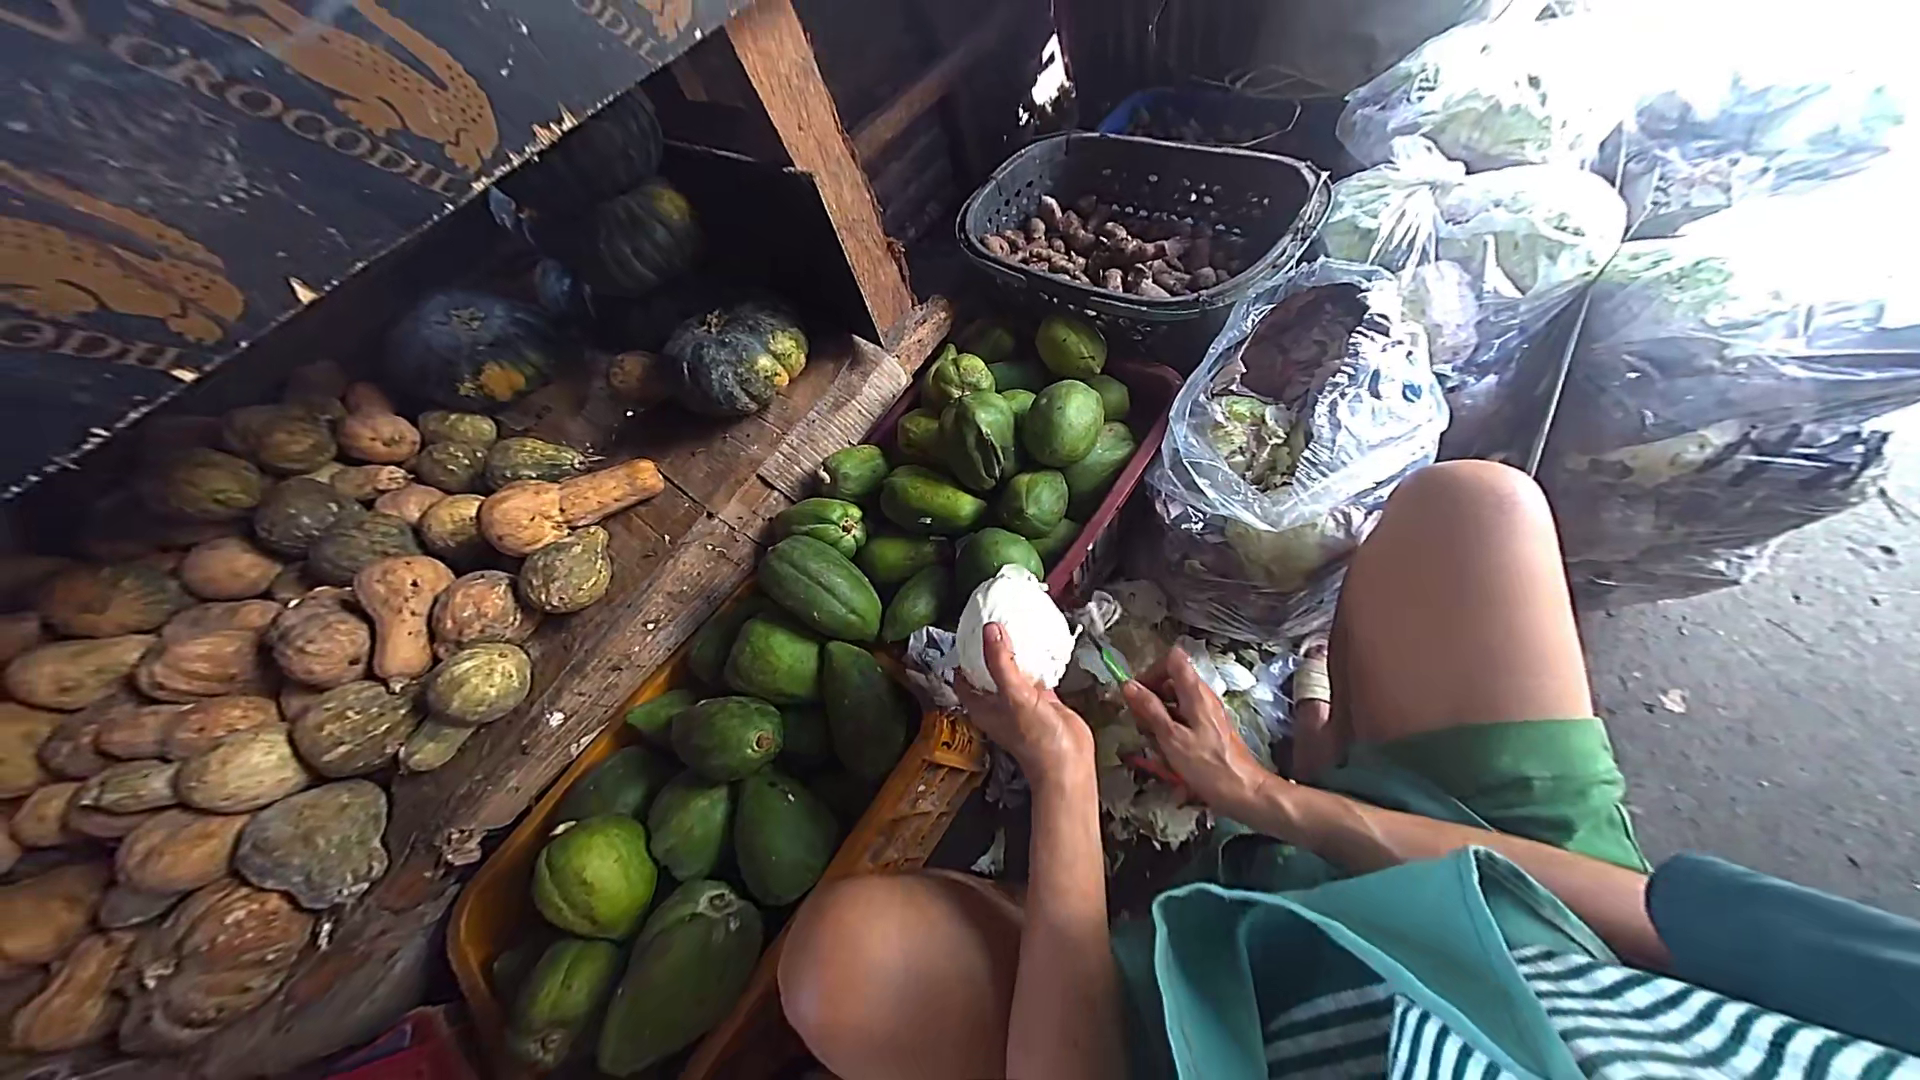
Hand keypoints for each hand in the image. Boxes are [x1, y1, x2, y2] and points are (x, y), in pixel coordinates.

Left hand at [955, 623, 1094, 785]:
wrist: (1068, 763)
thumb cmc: (1034, 737)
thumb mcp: (1012, 694)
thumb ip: (1000, 661)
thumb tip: (990, 629)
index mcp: (981, 704)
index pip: (963, 677)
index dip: (962, 655)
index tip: (968, 631)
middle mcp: (998, 702)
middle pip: (987, 671)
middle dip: (989, 648)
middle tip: (994, 622)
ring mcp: (1020, 701)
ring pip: (1013, 671)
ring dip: (1014, 653)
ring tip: (1015, 625)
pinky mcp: (1042, 700)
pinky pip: (1036, 675)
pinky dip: (1038, 661)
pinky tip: (1042, 643)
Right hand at [1121, 647, 1277, 818]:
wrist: (1246, 793)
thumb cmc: (1208, 766)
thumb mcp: (1172, 738)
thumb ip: (1150, 709)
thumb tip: (1128, 685)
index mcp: (1195, 692)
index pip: (1172, 659)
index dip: (1152, 670)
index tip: (1138, 691)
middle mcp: (1202, 696)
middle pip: (1171, 679)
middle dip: (1150, 694)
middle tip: (1139, 719)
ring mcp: (1206, 711)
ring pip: (1174, 698)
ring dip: (1157, 712)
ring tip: (1149, 735)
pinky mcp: (1208, 727)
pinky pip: (1182, 715)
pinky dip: (1169, 724)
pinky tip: (1164, 746)